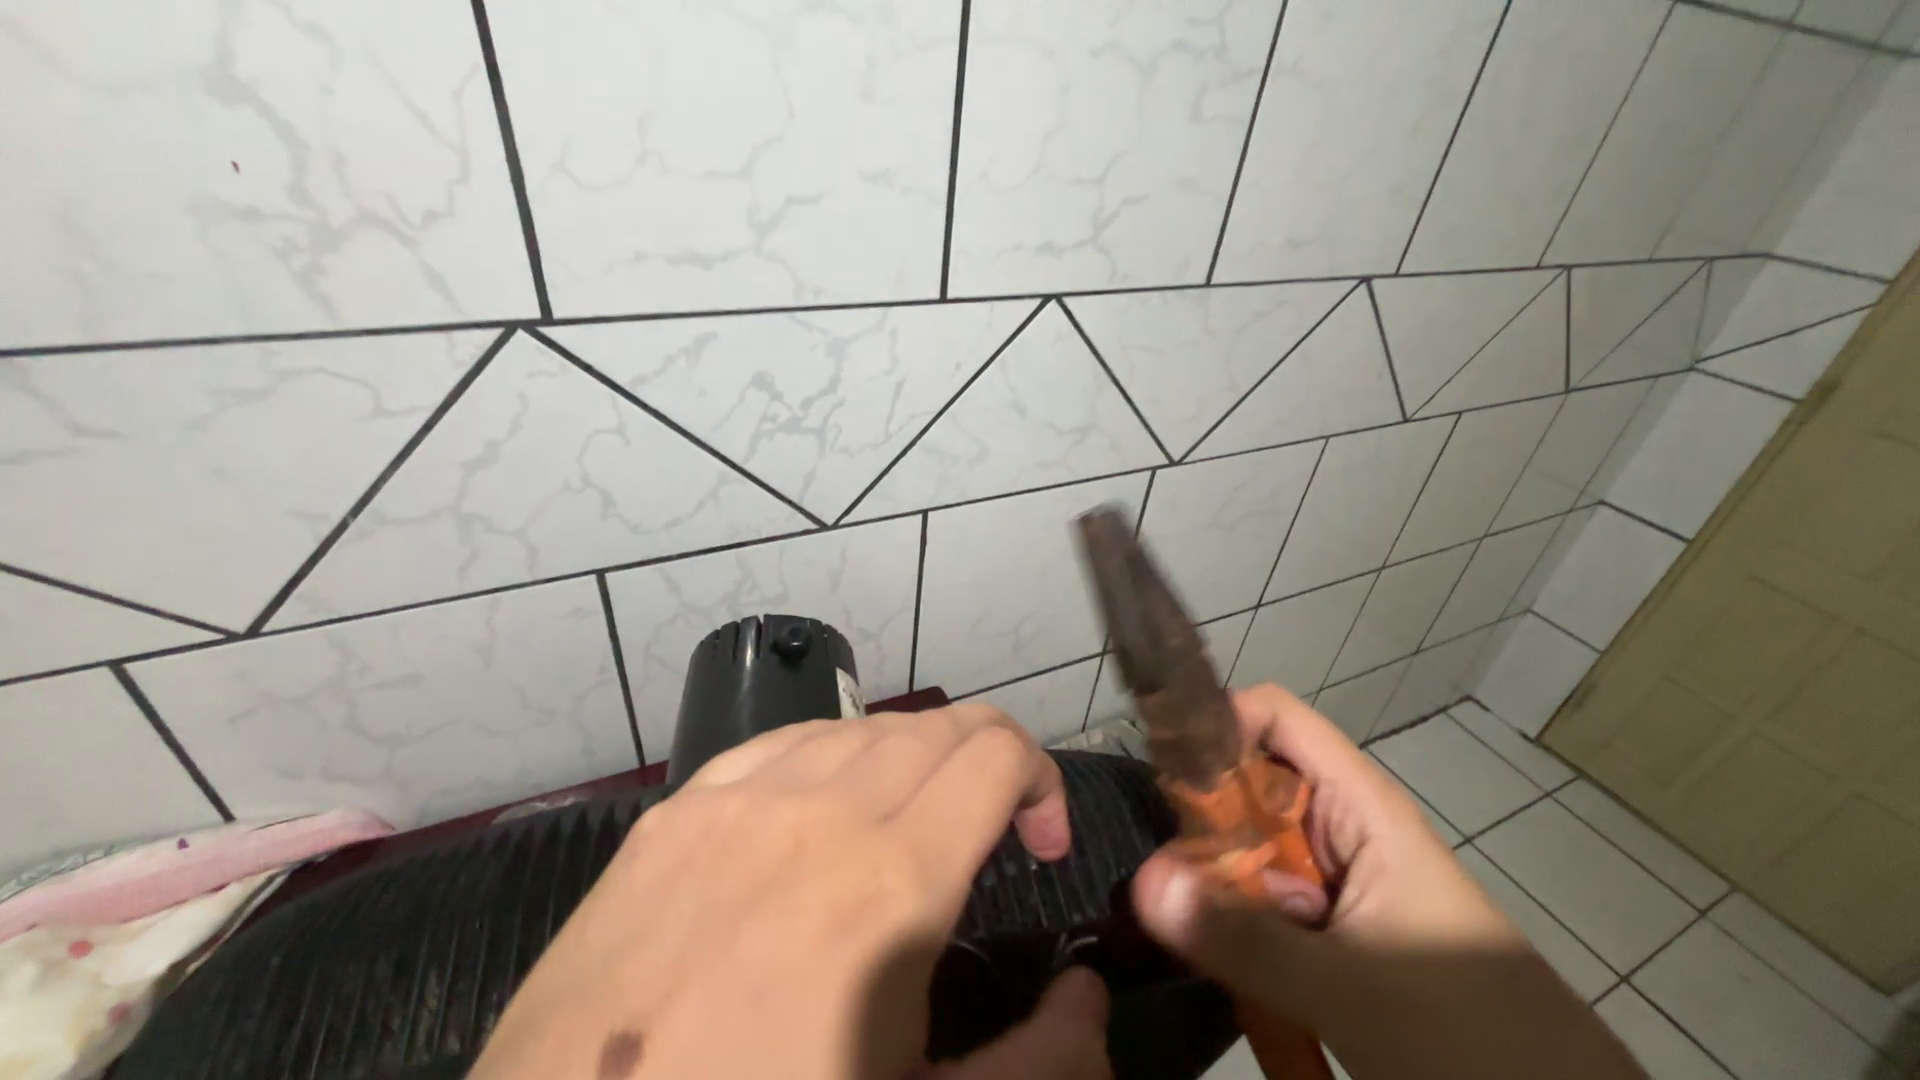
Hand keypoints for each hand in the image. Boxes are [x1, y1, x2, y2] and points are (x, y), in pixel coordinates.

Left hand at [469, 705, 1112, 1079]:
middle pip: (937, 727)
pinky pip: (778, 744)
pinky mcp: (673, 813)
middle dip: (987, 762)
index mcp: (893, 883)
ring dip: (910, 760)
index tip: (1039, 846)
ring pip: (860, 727)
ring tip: (909, 822)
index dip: (1041, 783)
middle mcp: (821, 813)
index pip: (996, 755)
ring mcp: (737, 802)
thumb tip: (1087, 992)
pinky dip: (829, 758)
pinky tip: (823, 805)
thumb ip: (1035, 1060)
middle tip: (990, 828)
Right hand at [1131, 685, 1643, 1079]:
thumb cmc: (1472, 1034)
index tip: (1159, 775)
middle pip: (1249, 787)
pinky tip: (1223, 969)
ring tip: (1185, 934)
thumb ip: (1244, 936)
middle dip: (1200, 825)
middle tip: (1160, 884)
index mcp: (1361, 807)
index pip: (1275, 718)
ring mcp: (1339, 883)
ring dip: (1214, 885)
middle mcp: (1344, 830)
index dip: (1216, 724)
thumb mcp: (1352, 987)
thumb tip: (1143, 882)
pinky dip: (1236, 927)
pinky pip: (1264, 906)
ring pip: (1250, 852)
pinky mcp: (1335, 932)